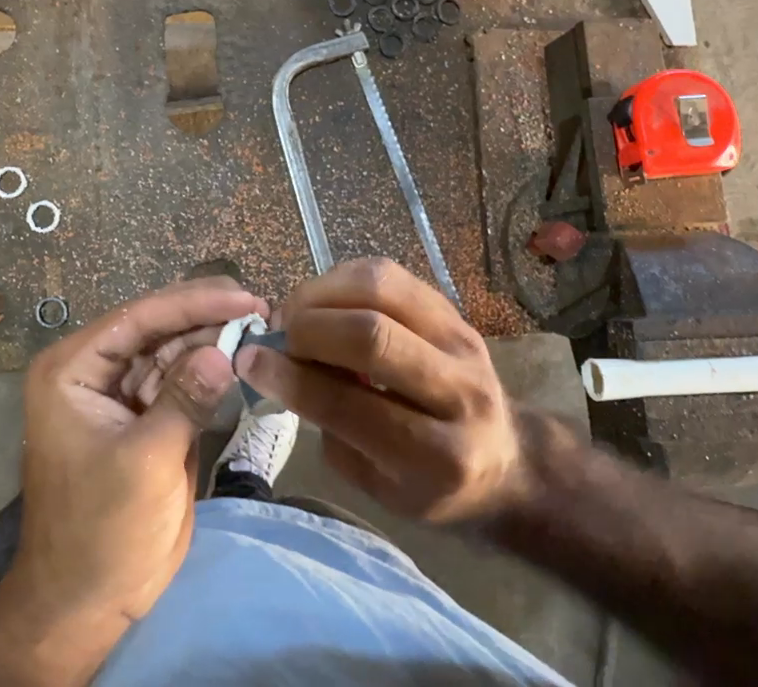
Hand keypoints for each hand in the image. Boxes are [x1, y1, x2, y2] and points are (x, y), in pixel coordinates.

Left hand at [8, 276, 263, 628]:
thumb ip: (185, 399)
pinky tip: (243, 354)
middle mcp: (93, 371)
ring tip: (262, 323)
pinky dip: (211, 369)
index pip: (137, 318)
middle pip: (156, 327)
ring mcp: (121, 394)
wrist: (88, 600)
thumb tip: (224, 350)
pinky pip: (181, 380)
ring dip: (213, 337)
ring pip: (172, 349)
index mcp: (72, 371)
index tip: (245, 296)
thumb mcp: (145, 461)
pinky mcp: (146, 418)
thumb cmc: (102, 529)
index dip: (193, 303)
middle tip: (261, 305)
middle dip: (207, 315)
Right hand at [236, 258, 536, 526]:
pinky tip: (324, 301)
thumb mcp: (376, 483)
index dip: (290, 378)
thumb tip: (279, 363)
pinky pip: (390, 274)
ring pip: (381, 288)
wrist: (507, 460)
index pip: (351, 405)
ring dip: (322, 293)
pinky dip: (343, 280)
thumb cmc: (431, 484)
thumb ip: (329, 425)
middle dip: (307, 329)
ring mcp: (462, 340)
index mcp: (437, 456)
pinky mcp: (454, 310)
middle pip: (372, 335)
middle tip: (277, 337)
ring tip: (296, 313)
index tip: (250, 362)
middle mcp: (458, 392)